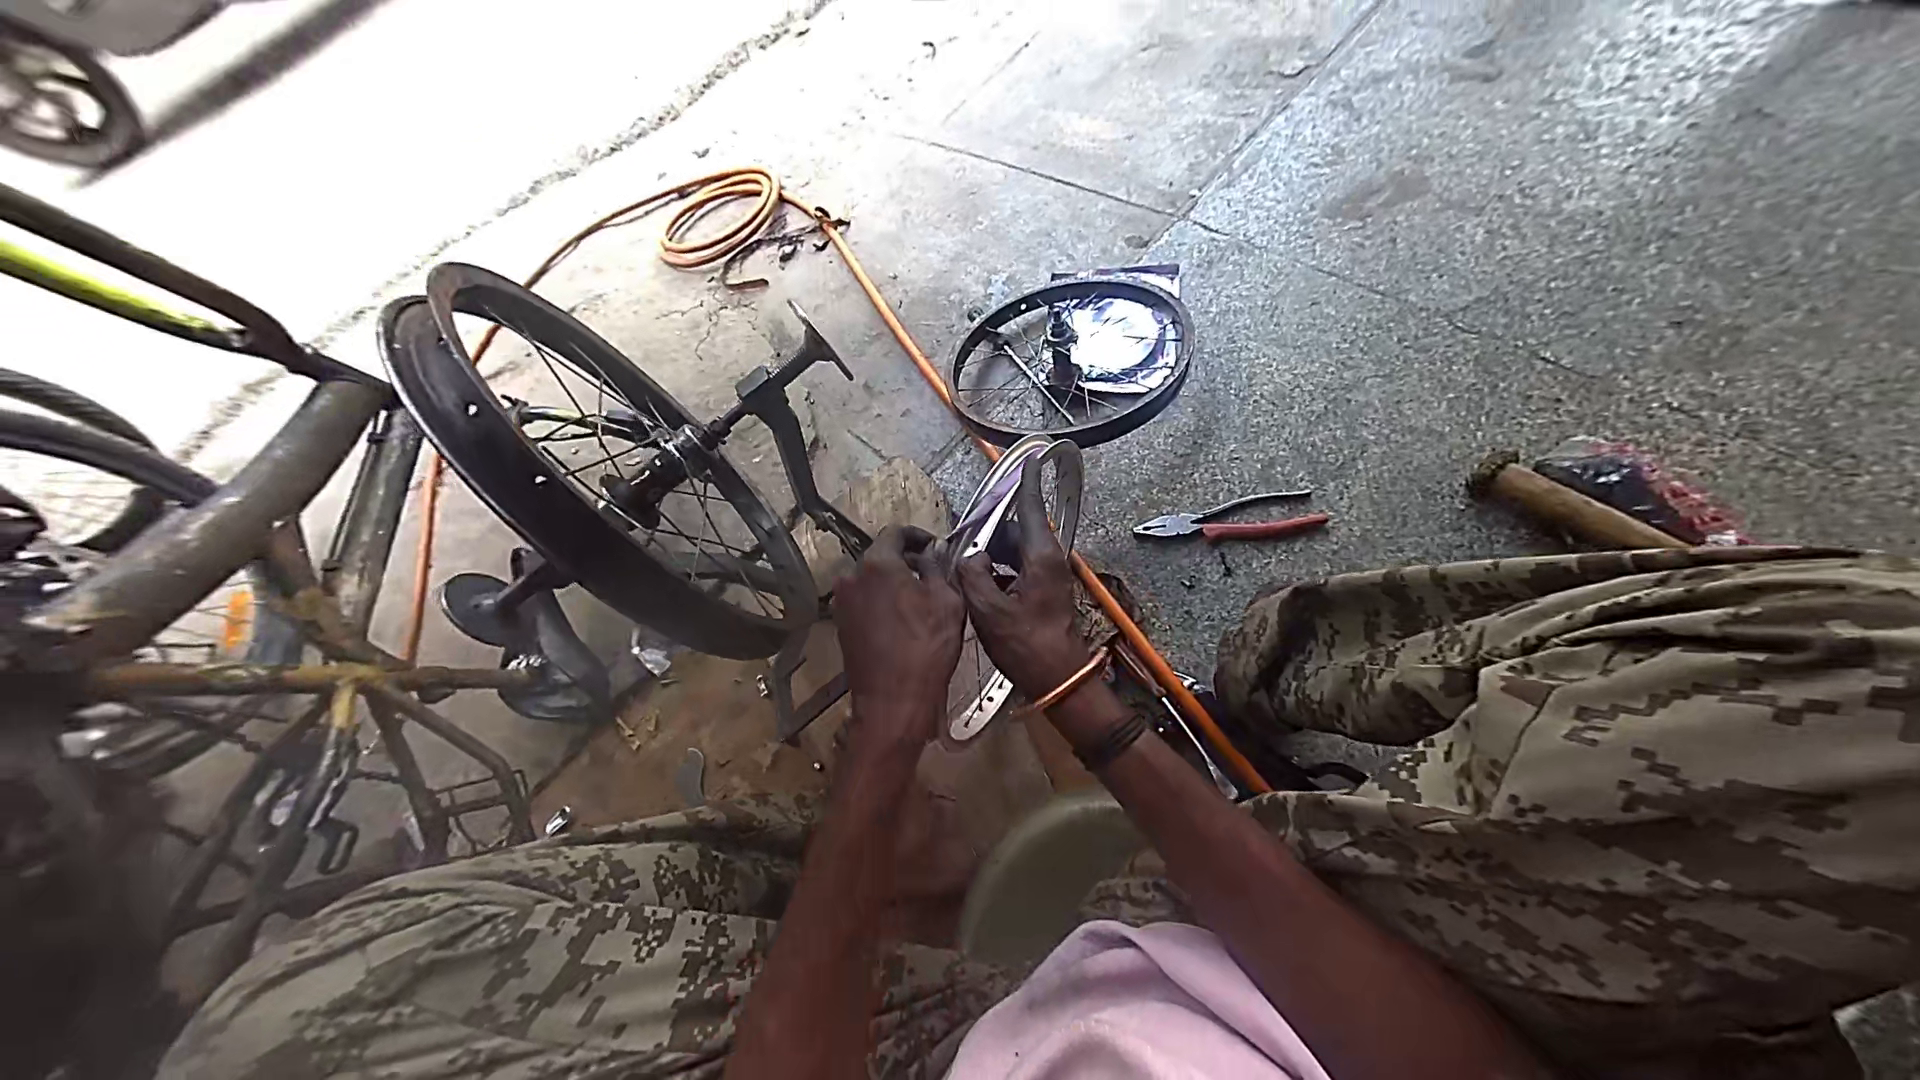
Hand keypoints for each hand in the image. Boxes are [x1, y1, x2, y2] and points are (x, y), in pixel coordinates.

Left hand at [831, 525, 965, 754]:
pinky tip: (904, 621)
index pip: (896, 533)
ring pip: (872, 581)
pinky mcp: (841, 626)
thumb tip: (930, 556)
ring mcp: (842, 603)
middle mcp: (852, 577)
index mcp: (877, 564)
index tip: (933, 546)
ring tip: (920, 600)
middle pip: (881, 556)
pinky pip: (865, 603)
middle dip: (906, 561)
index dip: (918, 536)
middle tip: (932, 574)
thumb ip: (937, 569)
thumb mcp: (947, 601)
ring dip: (894, 583)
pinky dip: (882, 603)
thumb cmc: (926, 648)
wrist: (894, 701)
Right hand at [956, 463, 1091, 697]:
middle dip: (988, 535)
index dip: (1026, 483)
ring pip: (1014, 551)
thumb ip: (972, 575)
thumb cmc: (1027, 647)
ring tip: (967, 569)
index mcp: (1040, 558)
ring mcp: (1049, 576)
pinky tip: (981, 587)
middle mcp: (1049, 560)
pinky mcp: (1044, 590)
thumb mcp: (989, 611)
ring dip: (992, 555)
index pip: (1030, 509)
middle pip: (1014, 531)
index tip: (1030, 458)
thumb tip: (969, 558)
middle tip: (963, 546)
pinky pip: (1017, 568)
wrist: (1059, 679)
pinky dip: (999, 570)